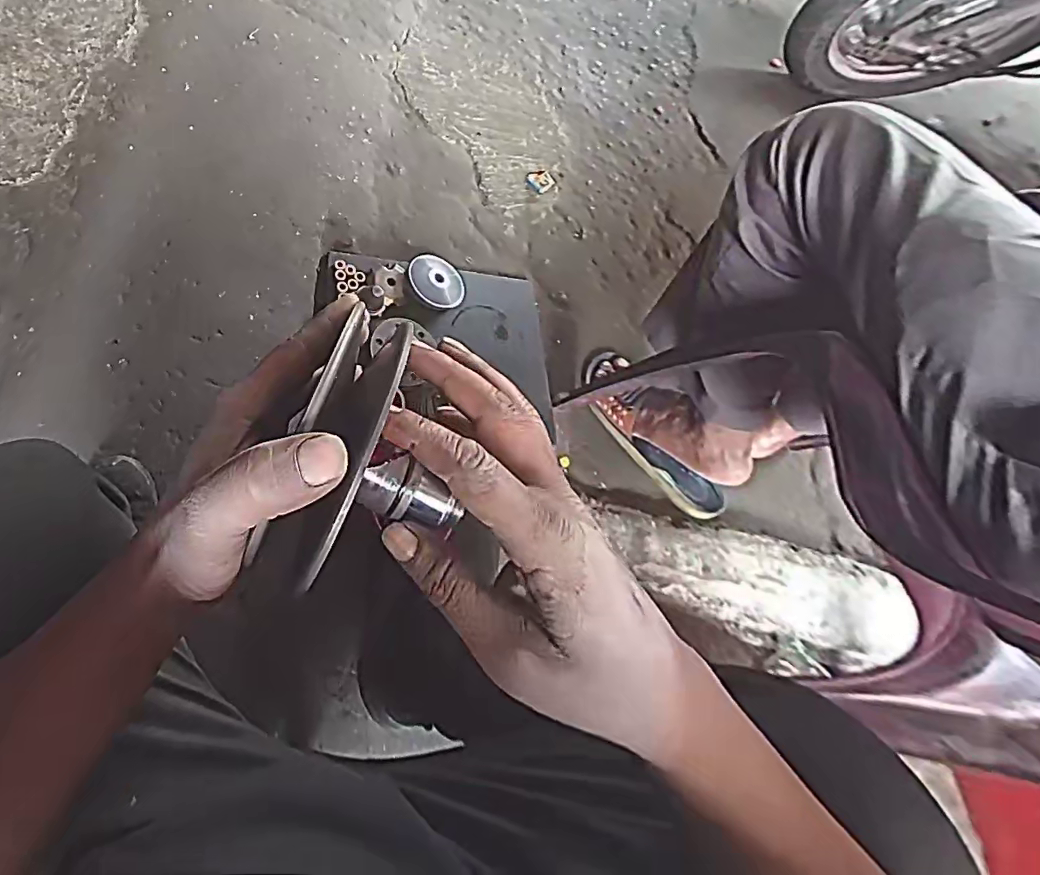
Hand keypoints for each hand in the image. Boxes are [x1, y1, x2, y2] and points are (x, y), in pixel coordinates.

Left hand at [148, 296, 358, 602]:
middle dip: (344, 355)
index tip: (356, 309)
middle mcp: (255, 429)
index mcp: (241, 417)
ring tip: (380, 386)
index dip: (325, 329)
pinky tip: (361, 446)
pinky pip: (319, 445)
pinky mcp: (279, 482)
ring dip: (347, 395)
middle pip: (306, 376)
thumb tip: (325, 451)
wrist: (172, 592)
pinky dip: (345, 435)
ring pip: (314, 409)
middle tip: (380, 343)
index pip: (289, 358)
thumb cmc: (180, 549)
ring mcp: (267, 454)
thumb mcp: (223, 506)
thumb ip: (269, 477)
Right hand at [379, 340, 704, 761]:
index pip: (475, 469)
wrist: (654, 684)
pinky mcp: (560, 498)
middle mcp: (559, 503)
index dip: (425, 437)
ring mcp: (564, 494)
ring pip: (519, 416)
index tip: (385, 419)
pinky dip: (490, 403)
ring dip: (475, 378)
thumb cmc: (591, 680)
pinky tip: (466, 401)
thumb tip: (396, 535)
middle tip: (408, 353)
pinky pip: (524, 436)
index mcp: (547, 540)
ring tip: (435, 354)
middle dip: (452, 377)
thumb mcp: (507, 652)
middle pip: (504, 418)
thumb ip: (447, 588)